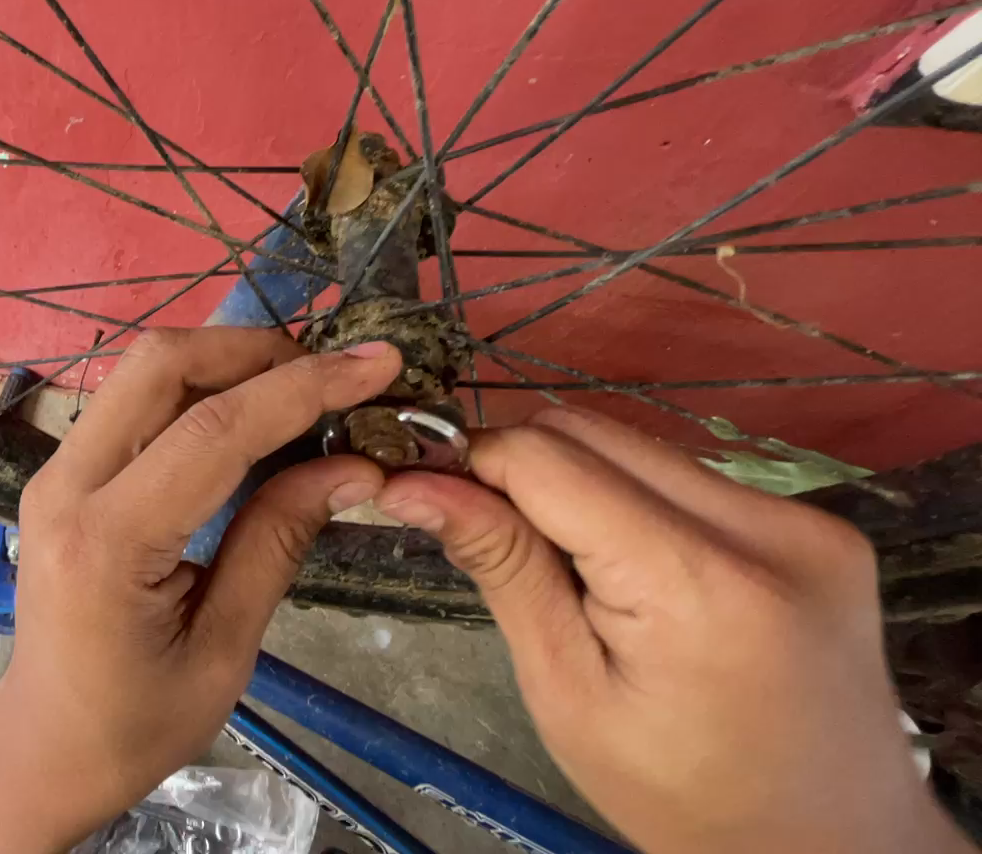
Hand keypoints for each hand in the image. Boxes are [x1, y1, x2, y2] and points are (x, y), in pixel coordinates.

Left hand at [0, 327, 401, 851]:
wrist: (44, 742)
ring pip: (137, 373)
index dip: (300, 387)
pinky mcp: (60, 473)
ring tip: (296, 382)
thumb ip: (277, 542)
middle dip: (249, 348)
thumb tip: (353, 466)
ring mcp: (53, 471)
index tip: (373, 361)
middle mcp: (66, 484)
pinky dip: (190, 388)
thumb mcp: (224, 650)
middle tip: (326, 368)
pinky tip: (241, 408)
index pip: (211, 432)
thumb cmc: (134, 722)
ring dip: (219, 360)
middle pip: (155, 366)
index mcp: (106, 540)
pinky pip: (128, 404)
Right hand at [376, 406, 971, 853]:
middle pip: (580, 432)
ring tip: (546, 550)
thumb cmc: (678, 792)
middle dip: (507, 464)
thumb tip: (406, 483)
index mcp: (699, 584)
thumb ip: (498, 564)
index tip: (417, 491)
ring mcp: (798, 518)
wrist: (837, 849)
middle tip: (476, 526)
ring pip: (618, 440)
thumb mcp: (562, 688)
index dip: (467, 462)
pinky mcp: (807, 521)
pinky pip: (663, 466)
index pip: (544, 458)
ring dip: (557, 474)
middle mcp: (765, 528)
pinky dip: (607, 488)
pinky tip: (607, 553)